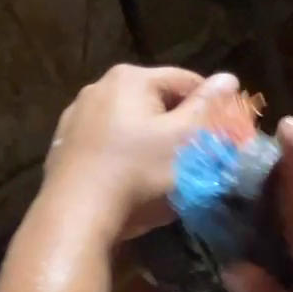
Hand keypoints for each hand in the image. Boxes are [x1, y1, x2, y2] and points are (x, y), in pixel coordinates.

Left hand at [39, 65, 240, 240]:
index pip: (187, 81)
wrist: (76, 213)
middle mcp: (100, 86)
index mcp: (132, 78)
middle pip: (155, 100)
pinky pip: (106, 142)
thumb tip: (228, 78)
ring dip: (149, 139)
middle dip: (178, 124)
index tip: (223, 134)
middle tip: (195, 156)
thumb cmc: (139, 173)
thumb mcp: (183, 140)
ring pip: (128, 121)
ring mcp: (76, 115)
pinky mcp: (64, 144)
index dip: (212, 106)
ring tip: (162, 171)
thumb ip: (207, 107)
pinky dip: (123, 153)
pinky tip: (128, 178)